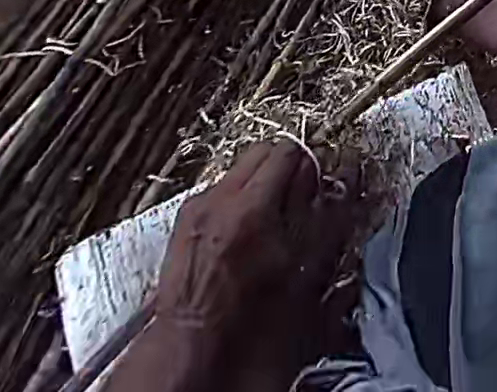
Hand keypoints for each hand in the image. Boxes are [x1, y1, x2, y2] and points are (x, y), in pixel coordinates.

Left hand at [159, 141, 343, 333]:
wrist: (192, 345)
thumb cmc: (250, 320)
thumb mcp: (295, 267)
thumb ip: (309, 213)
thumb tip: (312, 179)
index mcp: (253, 207)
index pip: (286, 153)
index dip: (305, 163)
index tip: (312, 179)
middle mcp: (221, 197)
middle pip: (260, 151)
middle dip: (280, 165)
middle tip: (293, 192)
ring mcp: (199, 204)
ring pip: (238, 168)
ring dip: (256, 181)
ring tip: (266, 215)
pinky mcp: (184, 217)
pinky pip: (217, 189)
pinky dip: (233, 198)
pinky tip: (240, 230)